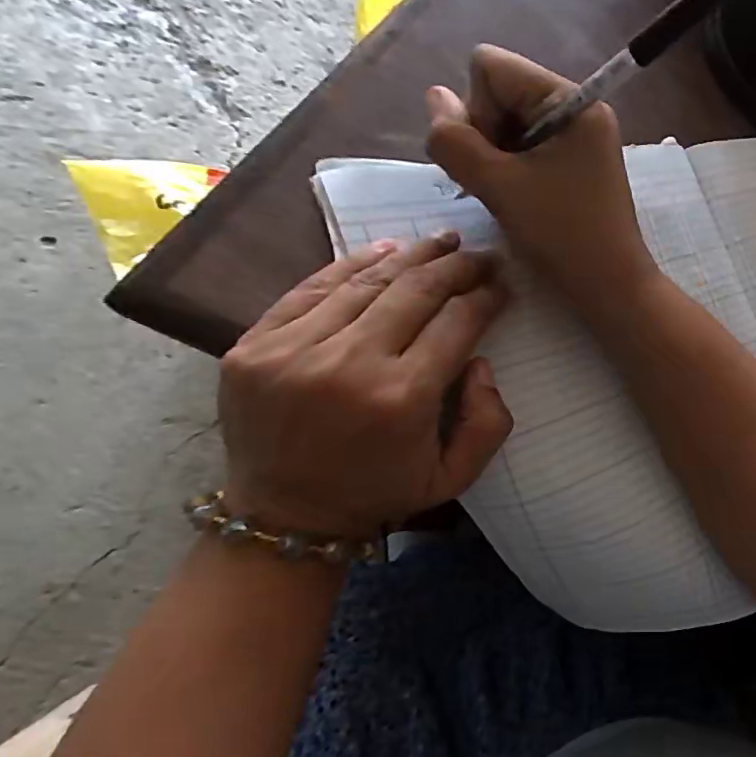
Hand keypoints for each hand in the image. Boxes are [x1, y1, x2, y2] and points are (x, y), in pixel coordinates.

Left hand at [217, 233, 512, 540]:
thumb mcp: (454, 477)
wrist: (286, 514)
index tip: (500, 284)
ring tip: (440, 242)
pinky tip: (386, 251)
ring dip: (412, 255)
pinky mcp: (255, 344)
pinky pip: (313, 287)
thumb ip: (488, 422)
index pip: (456, 323)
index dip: (485, 296)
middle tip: (479, 253)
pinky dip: (353, 263)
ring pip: (366, 281)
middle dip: (456, 266)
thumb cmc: (378, 492)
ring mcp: (295, 350)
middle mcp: (350, 365)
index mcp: (402, 399)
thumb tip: (480, 361)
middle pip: (416, 291)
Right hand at [425, 45, 656, 307]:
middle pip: (500, 92)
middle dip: (485, 135)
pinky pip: (527, 146)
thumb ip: (456, 141)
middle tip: (495, 184)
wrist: (612, 287)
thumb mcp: (499, 187)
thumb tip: (434, 97)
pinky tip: (515, 199)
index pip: (491, 67)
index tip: (489, 159)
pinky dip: (510, 169)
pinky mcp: (576, 161)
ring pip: (509, 122)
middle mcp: (577, 107)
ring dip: (494, 156)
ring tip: (505, 196)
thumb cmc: (561, 236)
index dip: (475, 110)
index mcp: (570, 100)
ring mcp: (578, 136)